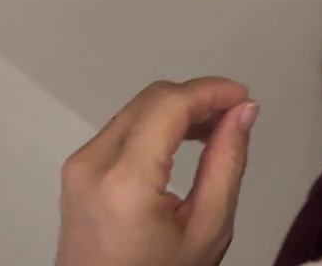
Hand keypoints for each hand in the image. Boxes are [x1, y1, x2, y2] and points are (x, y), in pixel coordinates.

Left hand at [57, 79, 257, 265]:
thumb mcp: (207, 232)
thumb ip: (227, 163)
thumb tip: (245, 108)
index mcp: (125, 181)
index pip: (171, 104)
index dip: (211, 90)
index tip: (244, 97)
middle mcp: (93, 161)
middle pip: (154, 99)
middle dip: (197, 97)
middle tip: (233, 116)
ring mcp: (79, 165)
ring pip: (138, 108)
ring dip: (178, 108)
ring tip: (214, 129)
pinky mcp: (76, 172)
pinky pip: (124, 127)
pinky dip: (157, 124)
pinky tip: (181, 142)